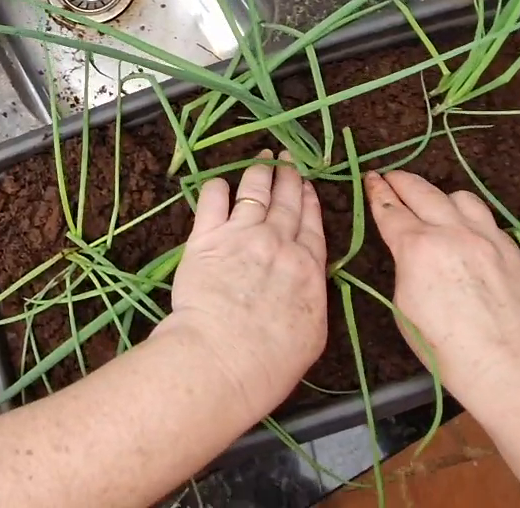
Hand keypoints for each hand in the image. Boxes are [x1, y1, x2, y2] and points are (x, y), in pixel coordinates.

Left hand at [155, 150, 328, 421]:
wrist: (224, 356)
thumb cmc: (271, 361)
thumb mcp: (313, 332)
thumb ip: (310, 296)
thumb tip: (305, 279)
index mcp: (307, 268)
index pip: (311, 224)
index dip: (309, 201)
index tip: (308, 185)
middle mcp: (277, 242)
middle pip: (286, 202)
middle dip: (289, 177)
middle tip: (288, 160)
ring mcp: (241, 234)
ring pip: (254, 191)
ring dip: (259, 171)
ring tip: (263, 158)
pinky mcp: (206, 236)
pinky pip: (213, 199)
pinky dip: (217, 186)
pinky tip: (220, 182)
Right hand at [364, 170, 519, 417]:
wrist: (519, 379)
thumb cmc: (449, 354)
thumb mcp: (404, 309)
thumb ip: (404, 268)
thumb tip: (409, 253)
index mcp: (418, 248)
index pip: (389, 208)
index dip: (376, 191)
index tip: (370, 178)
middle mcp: (453, 233)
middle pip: (421, 191)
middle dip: (400, 180)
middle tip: (389, 177)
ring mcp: (489, 240)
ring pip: (459, 197)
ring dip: (439, 195)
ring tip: (431, 204)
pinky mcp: (515, 253)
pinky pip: (487, 219)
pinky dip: (469, 216)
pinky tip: (466, 231)